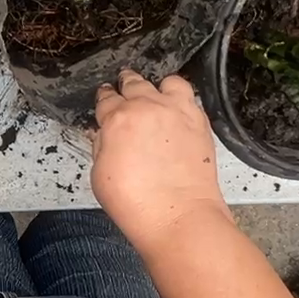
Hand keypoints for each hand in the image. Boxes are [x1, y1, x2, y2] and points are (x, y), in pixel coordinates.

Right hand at [92, 70, 231, 252]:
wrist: (177, 215)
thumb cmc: (137, 203)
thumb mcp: (99, 175)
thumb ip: (100, 146)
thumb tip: (102, 134)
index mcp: (116, 120)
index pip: (106, 99)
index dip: (103, 99)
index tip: (104, 99)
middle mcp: (147, 108)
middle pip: (133, 83)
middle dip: (126, 84)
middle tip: (124, 86)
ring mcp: (176, 111)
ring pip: (165, 82)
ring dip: (156, 86)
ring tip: (154, 93)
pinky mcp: (199, 121)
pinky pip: (190, 95)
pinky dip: (180, 97)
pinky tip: (176, 108)